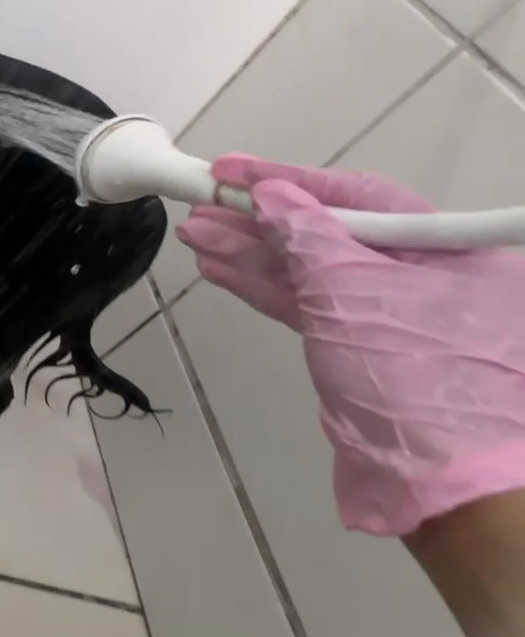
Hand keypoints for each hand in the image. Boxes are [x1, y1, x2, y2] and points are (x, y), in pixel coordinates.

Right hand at [176, 154, 524, 535]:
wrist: (434, 467)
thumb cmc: (409, 367)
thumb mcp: (353, 290)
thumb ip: (307, 235)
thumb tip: (270, 194)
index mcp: (444, 250)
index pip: (355, 196)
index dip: (288, 180)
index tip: (230, 170)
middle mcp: (417, 272)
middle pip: (324, 229)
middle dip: (256, 217)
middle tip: (199, 201)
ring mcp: (382, 309)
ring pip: (303, 266)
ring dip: (245, 248)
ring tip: (192, 232)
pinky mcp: (351, 338)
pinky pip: (299, 298)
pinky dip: (257, 282)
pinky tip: (216, 266)